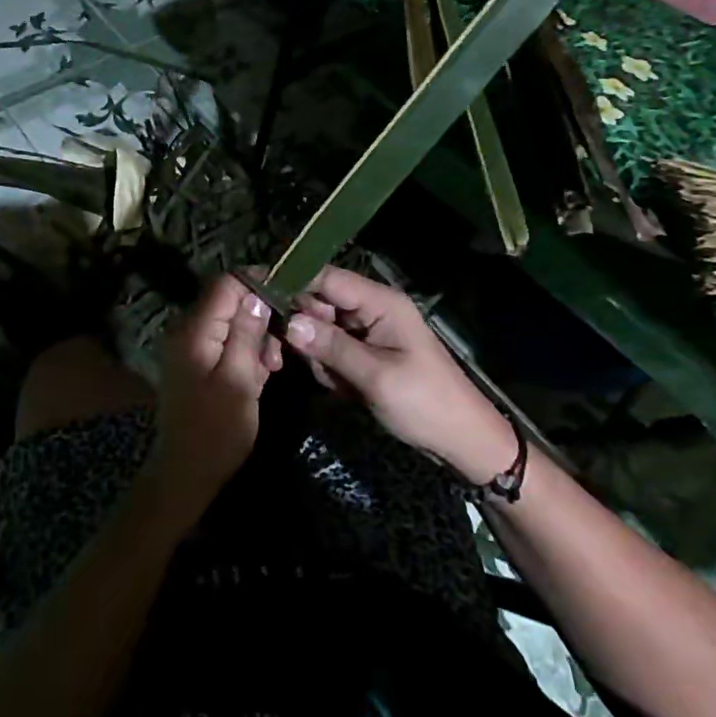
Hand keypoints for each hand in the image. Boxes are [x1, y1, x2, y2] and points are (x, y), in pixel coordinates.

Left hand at [148, 272, 282, 508]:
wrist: (186, 473)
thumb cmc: (216, 430)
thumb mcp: (239, 380)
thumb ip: (246, 334)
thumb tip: (257, 294)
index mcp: (193, 332)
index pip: (226, 284)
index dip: (258, 282)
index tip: (290, 293)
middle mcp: (187, 331)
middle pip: (229, 301)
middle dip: (260, 315)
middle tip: (283, 344)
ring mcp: (190, 347)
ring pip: (231, 322)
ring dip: (256, 337)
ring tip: (273, 366)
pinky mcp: (197, 362)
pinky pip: (226, 342)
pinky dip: (246, 351)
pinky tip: (261, 374)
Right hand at [284, 266, 515, 486]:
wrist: (460, 439)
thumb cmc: (424, 403)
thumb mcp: (376, 376)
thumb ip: (331, 347)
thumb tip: (289, 321)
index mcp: (380, 302)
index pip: (327, 277)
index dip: (292, 279)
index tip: (255, 289)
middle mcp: (371, 309)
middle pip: (319, 302)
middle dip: (304, 329)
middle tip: (291, 358)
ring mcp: (367, 331)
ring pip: (320, 329)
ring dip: (318, 356)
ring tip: (337, 384)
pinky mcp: (365, 352)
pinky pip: (331, 350)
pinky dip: (328, 368)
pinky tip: (343, 390)